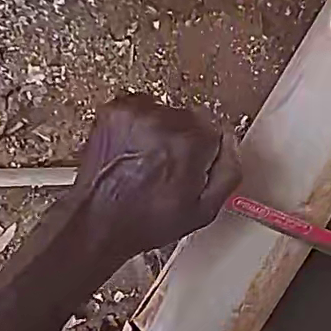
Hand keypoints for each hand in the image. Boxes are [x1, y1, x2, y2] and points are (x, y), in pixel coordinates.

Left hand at [65, 93, 240, 261]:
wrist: (98, 219)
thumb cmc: (145, 220)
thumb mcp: (203, 211)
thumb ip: (229, 172)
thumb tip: (232, 144)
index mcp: (192, 143)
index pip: (217, 132)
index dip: (205, 157)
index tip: (191, 173)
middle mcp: (165, 121)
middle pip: (192, 120)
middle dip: (185, 143)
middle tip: (168, 172)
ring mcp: (137, 112)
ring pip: (166, 114)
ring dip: (161, 134)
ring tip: (147, 163)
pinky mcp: (115, 110)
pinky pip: (140, 111)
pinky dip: (139, 128)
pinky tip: (134, 152)